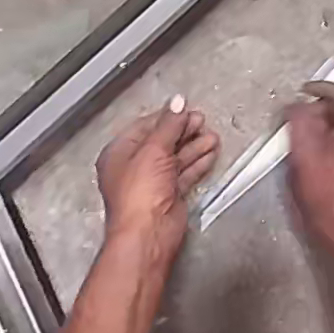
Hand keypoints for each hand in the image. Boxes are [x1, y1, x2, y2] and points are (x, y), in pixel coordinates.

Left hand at [96, 97, 219, 260]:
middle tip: (203, 120)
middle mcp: (135, 166)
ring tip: (213, 136)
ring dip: (194, 146)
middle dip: (183, 131)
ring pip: (176, 157)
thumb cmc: (141, 190)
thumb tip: (178, 100)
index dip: (167, 117)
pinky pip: (185, 173)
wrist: (148, 232)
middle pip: (162, 141)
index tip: (187, 109)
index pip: (145, 127)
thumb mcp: (154, 150)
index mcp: (120, 152)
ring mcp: (153, 181)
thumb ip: (169, 124)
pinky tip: (211, 153)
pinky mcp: (170, 194)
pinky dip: (198, 163)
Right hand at [287, 81, 333, 237]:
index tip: (305, 91)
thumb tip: (297, 105)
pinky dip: (329, 135)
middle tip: (301, 113)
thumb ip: (299, 120)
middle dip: (320, 106)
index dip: (320, 87)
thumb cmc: (322, 192)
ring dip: (323, 121)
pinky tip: (313, 147)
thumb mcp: (302, 150)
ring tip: (303, 132)